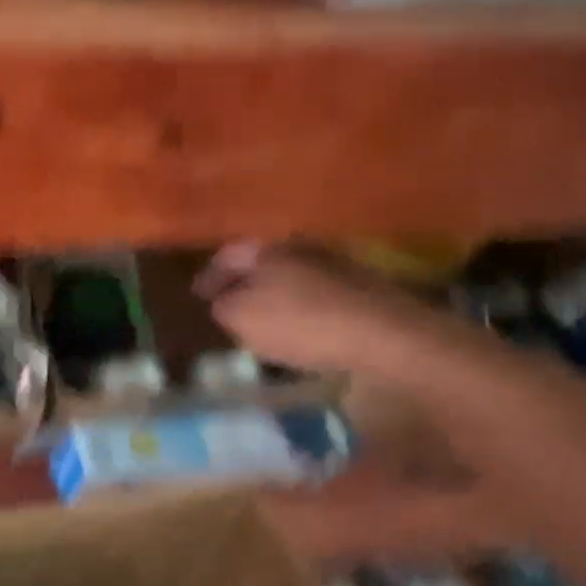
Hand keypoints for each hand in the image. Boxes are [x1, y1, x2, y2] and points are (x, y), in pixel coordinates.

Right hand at [194, 242, 464, 376]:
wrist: (388, 336)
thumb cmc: (301, 323)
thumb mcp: (241, 319)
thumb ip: (223, 307)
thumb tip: (222, 301)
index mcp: (265, 250)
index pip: (227, 257)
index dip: (209, 277)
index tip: (197, 295)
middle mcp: (300, 249)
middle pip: (262, 263)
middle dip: (245, 281)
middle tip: (230, 302)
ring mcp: (338, 266)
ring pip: (294, 278)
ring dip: (278, 294)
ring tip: (267, 318)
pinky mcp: (366, 290)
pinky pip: (321, 295)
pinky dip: (305, 307)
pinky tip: (304, 327)